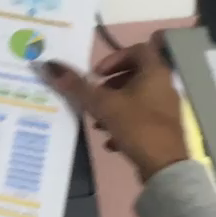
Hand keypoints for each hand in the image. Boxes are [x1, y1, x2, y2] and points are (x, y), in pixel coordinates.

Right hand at [39, 31, 190, 181]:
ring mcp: (166, 109)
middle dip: (110, 85)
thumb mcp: (102, 104)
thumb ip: (77, 86)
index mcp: (155, 72)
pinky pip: (142, 119)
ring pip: (137, 98)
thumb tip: (49, 65)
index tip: (97, 74)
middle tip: (95, 96)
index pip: (138, 49)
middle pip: (135, 74)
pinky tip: (110, 142)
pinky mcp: (164, 129)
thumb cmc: (136, 126)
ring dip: (114, 106)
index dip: (114, 57)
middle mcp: (164, 86)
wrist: (165, 167)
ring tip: (97, 122)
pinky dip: (124, 124)